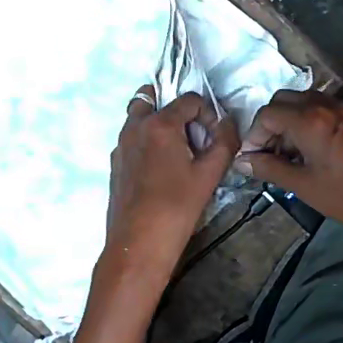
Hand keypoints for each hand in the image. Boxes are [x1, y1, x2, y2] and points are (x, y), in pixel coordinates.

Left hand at [104, 86, 239, 266]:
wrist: (139, 243)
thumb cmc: (177, 207)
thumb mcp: (210, 174)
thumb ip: (224, 142)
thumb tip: (227, 124)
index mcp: (159, 124)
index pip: (189, 100)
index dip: (207, 114)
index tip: (213, 138)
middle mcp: (135, 127)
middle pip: (153, 98)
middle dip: (175, 110)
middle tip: (191, 135)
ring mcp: (120, 145)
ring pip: (139, 118)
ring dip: (158, 123)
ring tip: (177, 151)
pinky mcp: (115, 163)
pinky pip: (132, 139)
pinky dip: (147, 141)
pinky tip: (161, 170)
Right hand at [236, 89, 342, 246]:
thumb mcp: (303, 186)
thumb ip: (269, 168)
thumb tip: (244, 162)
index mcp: (310, 120)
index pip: (268, 114)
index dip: (254, 136)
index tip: (252, 160)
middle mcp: (327, 105)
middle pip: (285, 101)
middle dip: (270, 125)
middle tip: (268, 155)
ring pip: (306, 103)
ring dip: (290, 123)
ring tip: (289, 157)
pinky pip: (326, 111)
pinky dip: (311, 124)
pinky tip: (314, 153)